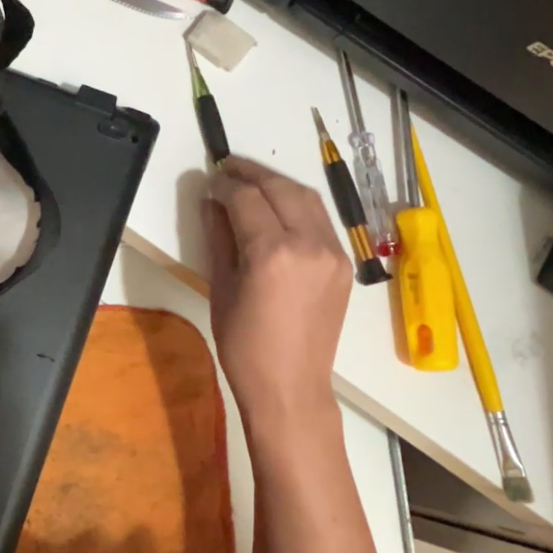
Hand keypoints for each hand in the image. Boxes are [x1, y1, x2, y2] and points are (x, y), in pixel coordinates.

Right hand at [204, 156, 351, 422]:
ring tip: (250, 179)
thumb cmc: (243, 345)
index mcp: (272, 254)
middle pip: (280, 188)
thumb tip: (211, 203)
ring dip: (277, 182)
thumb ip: (219, 238)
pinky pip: (320, 219)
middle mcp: (308, 244)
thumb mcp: (221, 288)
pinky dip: (297, 203)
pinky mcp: (343, 263)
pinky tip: (277, 207)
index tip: (208, 180)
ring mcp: (332, 252)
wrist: (291, 385)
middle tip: (226, 167)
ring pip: (306, 197)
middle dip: (251, 173)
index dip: (224, 184)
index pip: (246, 198)